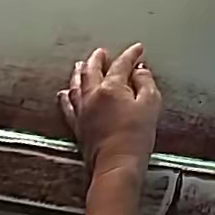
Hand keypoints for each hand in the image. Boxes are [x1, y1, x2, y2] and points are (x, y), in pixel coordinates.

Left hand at [58, 43, 159, 182]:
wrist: (116, 165)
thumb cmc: (135, 136)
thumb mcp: (151, 104)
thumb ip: (146, 83)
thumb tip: (141, 71)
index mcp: (111, 87)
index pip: (121, 64)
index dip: (131, 54)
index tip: (138, 49)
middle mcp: (92, 95)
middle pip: (92, 70)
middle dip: (98, 58)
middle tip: (102, 52)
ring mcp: (82, 111)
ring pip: (77, 85)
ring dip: (80, 72)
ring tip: (81, 64)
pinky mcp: (77, 126)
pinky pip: (68, 106)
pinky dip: (66, 96)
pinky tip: (64, 92)